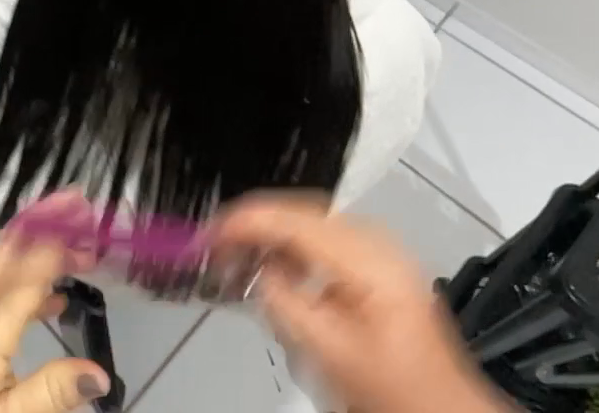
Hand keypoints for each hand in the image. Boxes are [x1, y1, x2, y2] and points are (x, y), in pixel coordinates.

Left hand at [0, 197, 110, 412]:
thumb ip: (50, 393)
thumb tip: (100, 372)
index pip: (29, 270)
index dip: (59, 240)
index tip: (88, 216)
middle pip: (9, 251)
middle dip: (40, 221)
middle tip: (76, 202)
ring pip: (2, 267)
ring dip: (35, 247)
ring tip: (75, 242)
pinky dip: (27, 281)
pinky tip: (55, 299)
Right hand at [212, 194, 508, 412]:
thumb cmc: (391, 389)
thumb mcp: (328, 352)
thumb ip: (282, 301)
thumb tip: (255, 268)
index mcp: (366, 258)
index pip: (290, 219)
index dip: (243, 222)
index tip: (207, 236)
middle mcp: (374, 240)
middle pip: (298, 211)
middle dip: (253, 224)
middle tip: (213, 243)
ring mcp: (378, 248)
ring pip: (307, 220)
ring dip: (270, 235)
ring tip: (236, 256)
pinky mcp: (376, 262)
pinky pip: (322, 238)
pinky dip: (291, 247)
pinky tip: (273, 268)